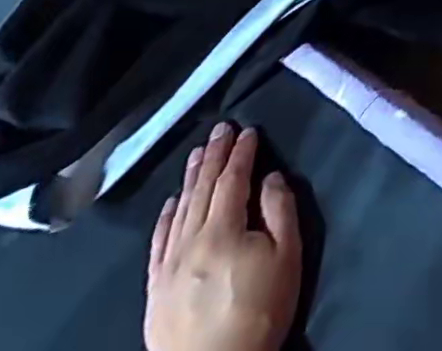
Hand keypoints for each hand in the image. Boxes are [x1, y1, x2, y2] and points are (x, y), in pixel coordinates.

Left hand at [145, 122, 302, 350]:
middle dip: (214, 155)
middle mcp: (191, 239)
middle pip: (202, 188)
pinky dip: (165, 216)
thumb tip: (271, 177)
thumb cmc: (259, 312)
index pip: (232, 180)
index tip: (248, 131)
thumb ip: (280, 211)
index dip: (241, 153)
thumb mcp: (287, 258)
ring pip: (179, 209)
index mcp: (223, 230)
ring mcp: (168, 264)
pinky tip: (170, 202)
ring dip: (191, 177)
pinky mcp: (155, 288)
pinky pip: (157, 241)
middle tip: (220, 128)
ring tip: (198, 152)